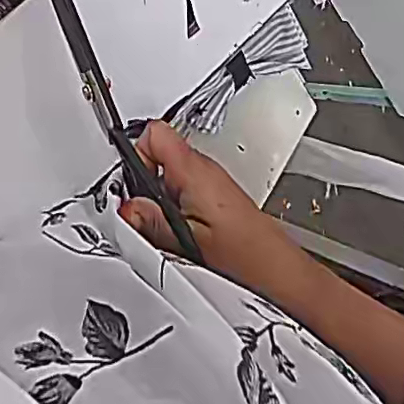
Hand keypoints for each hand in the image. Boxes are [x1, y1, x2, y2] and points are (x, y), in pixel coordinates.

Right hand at [120, 121, 315, 299]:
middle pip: (156, 152)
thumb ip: (152, 223)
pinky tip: (181, 233)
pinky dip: (174, 205)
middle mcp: (202, 168)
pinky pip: (182, 186)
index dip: (134, 153)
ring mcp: (209, 179)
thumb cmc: (245, 257)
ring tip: (168, 229)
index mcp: (192, 170)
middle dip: (143, 182)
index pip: (153, 133)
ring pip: (168, 171)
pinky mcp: (213, 192)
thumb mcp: (188, 244)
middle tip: (146, 214)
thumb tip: (125, 209)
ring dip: (158, 197)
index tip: (127, 186)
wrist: (278, 271)